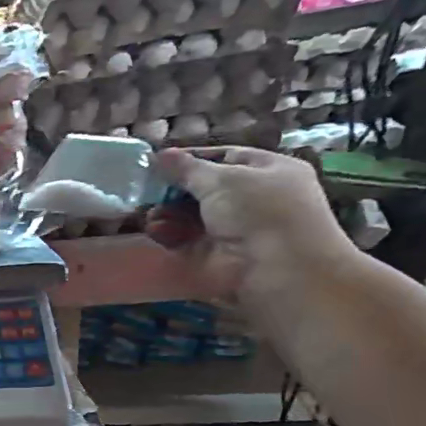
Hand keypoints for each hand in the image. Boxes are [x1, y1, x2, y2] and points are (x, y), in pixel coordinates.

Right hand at [145, 147, 354, 302]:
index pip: (227, 158)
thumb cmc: (259, 211)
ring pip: (194, 218)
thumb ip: (188, 169)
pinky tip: (155, 232)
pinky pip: (190, 242)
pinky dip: (172, 236)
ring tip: (148, 215)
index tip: (162, 161)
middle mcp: (254, 200)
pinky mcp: (219, 259)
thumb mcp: (223, 179)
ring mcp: (236, 232)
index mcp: (269, 171)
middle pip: (206, 190)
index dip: (194, 159)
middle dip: (175, 191)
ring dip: (169, 214)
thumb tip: (160, 154)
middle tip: (147, 191)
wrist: (278, 271)